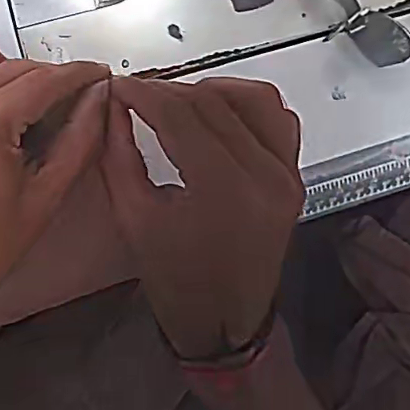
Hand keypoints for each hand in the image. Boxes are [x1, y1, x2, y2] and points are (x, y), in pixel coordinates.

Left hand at [0, 44, 109, 390]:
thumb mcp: (47, 195)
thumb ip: (80, 138)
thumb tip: (97, 98)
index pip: (42, 80)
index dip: (77, 74)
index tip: (95, 75)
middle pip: (13, 66)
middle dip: (49, 76)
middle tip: (73, 97)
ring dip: (9, 71)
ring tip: (29, 104)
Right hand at [102, 77, 303, 359]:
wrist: (225, 322)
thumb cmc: (176, 280)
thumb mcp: (132, 215)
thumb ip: (118, 152)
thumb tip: (113, 105)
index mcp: (222, 190)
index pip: (178, 114)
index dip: (142, 93)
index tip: (119, 88)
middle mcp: (264, 175)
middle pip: (210, 102)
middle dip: (166, 90)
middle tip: (137, 95)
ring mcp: (287, 174)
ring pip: (252, 98)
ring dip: (209, 90)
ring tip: (177, 102)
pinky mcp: (295, 177)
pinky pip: (278, 118)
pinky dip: (247, 105)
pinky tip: (220, 114)